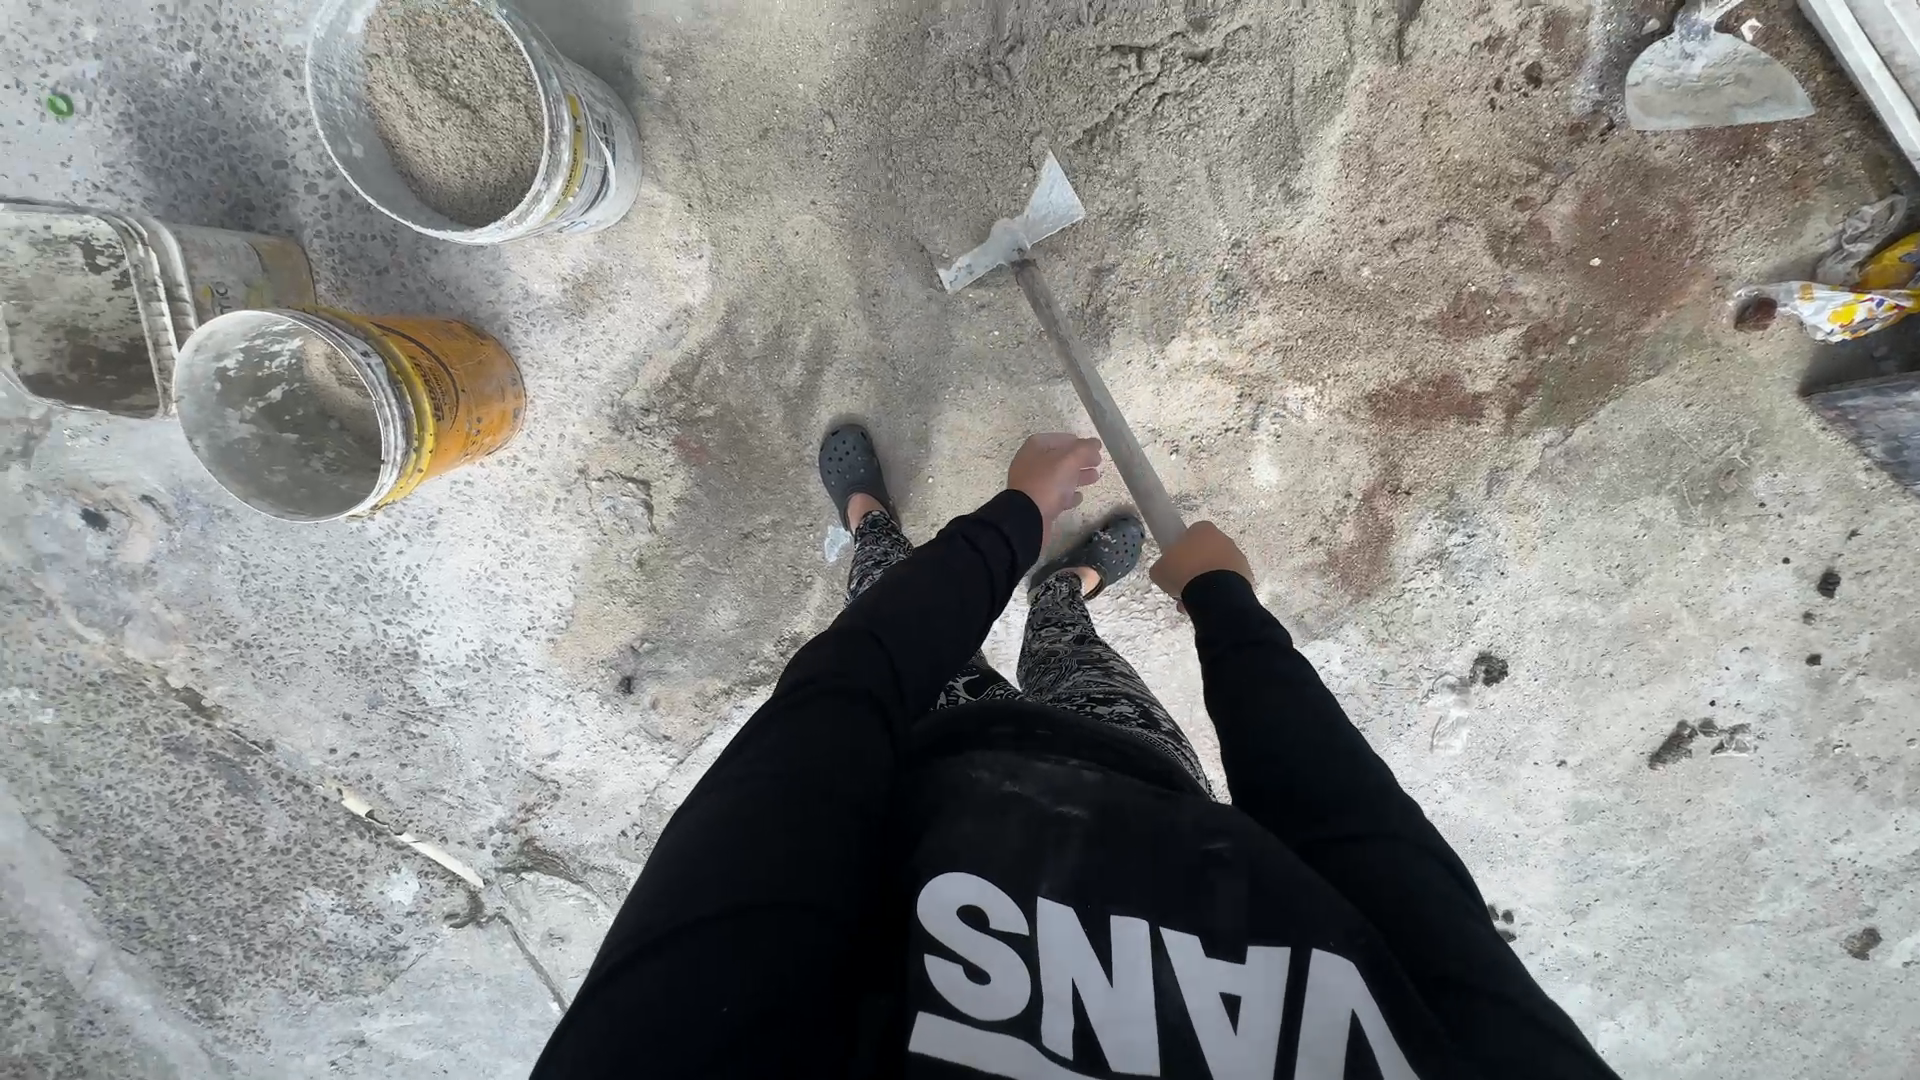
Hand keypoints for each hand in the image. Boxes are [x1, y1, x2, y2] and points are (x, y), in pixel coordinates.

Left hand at [1007, 434, 1102, 547]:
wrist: (1027, 518)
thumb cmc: (1047, 483)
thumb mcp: (1069, 460)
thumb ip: (1084, 449)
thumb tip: (1095, 443)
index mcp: (1035, 448)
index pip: (1059, 439)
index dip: (1077, 442)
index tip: (1093, 447)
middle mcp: (1030, 464)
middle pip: (1059, 459)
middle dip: (1079, 460)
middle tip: (1097, 462)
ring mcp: (1031, 485)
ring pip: (1058, 477)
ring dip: (1077, 476)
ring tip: (1095, 477)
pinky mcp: (1035, 504)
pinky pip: (1054, 496)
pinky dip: (1067, 495)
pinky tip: (1078, 497)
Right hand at [1149, 521, 1251, 600]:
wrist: (1214, 593)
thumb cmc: (1183, 573)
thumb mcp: (1159, 569)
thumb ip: (1163, 566)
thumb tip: (1166, 571)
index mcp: (1202, 529)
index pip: (1190, 534)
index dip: (1181, 550)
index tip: (1175, 564)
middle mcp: (1223, 539)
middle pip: (1205, 552)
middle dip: (1195, 568)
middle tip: (1182, 583)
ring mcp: (1238, 557)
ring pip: (1217, 570)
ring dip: (1206, 582)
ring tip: (1192, 600)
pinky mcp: (1247, 576)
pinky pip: (1228, 583)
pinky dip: (1218, 592)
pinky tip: (1206, 605)